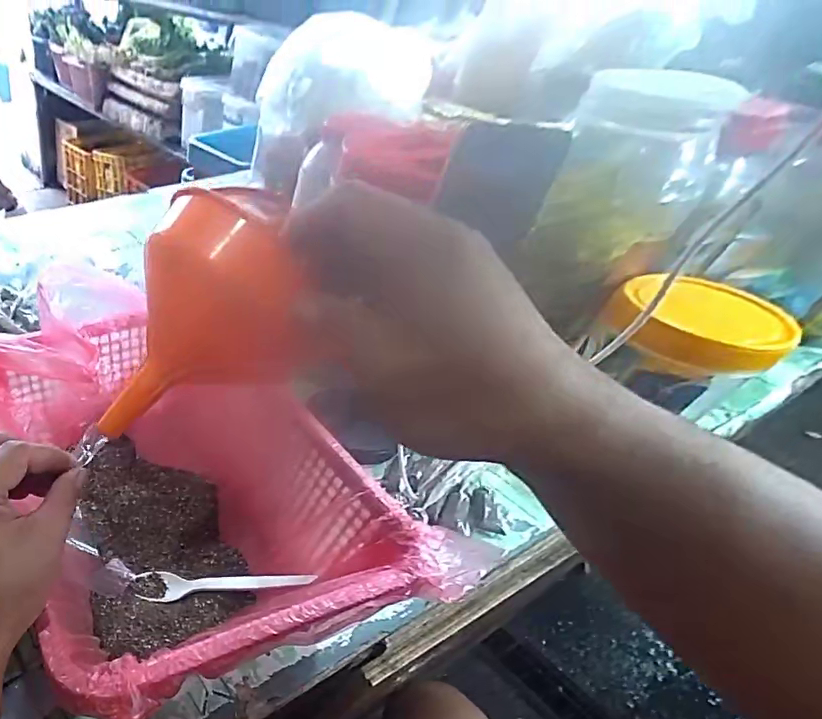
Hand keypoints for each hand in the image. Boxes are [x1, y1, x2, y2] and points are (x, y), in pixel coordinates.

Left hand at [0, 434, 84, 663]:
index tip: (80, 470)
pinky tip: (24, 498)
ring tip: (49, 487)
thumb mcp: (46, 539)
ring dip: (16, 468)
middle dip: (33, 457)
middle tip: (64, 477)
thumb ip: (64, 496)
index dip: (52, 456)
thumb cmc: (11, 591)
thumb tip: (78, 471)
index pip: (15, 453)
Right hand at [285, 182, 612, 464]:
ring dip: (347, 275)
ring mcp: (460, 262)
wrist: (548, 414)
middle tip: (291, 296)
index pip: (347, 201)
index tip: (273, 265)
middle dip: (321, 253)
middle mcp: (441, 238)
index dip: (302, 224)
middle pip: (367, 221)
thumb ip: (333, 325)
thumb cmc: (458, 391)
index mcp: (418, 242)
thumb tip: (299, 303)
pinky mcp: (469, 288)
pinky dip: (375, 291)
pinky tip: (365, 329)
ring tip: (321, 317)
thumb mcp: (381, 366)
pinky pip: (408, 271)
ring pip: (386, 248)